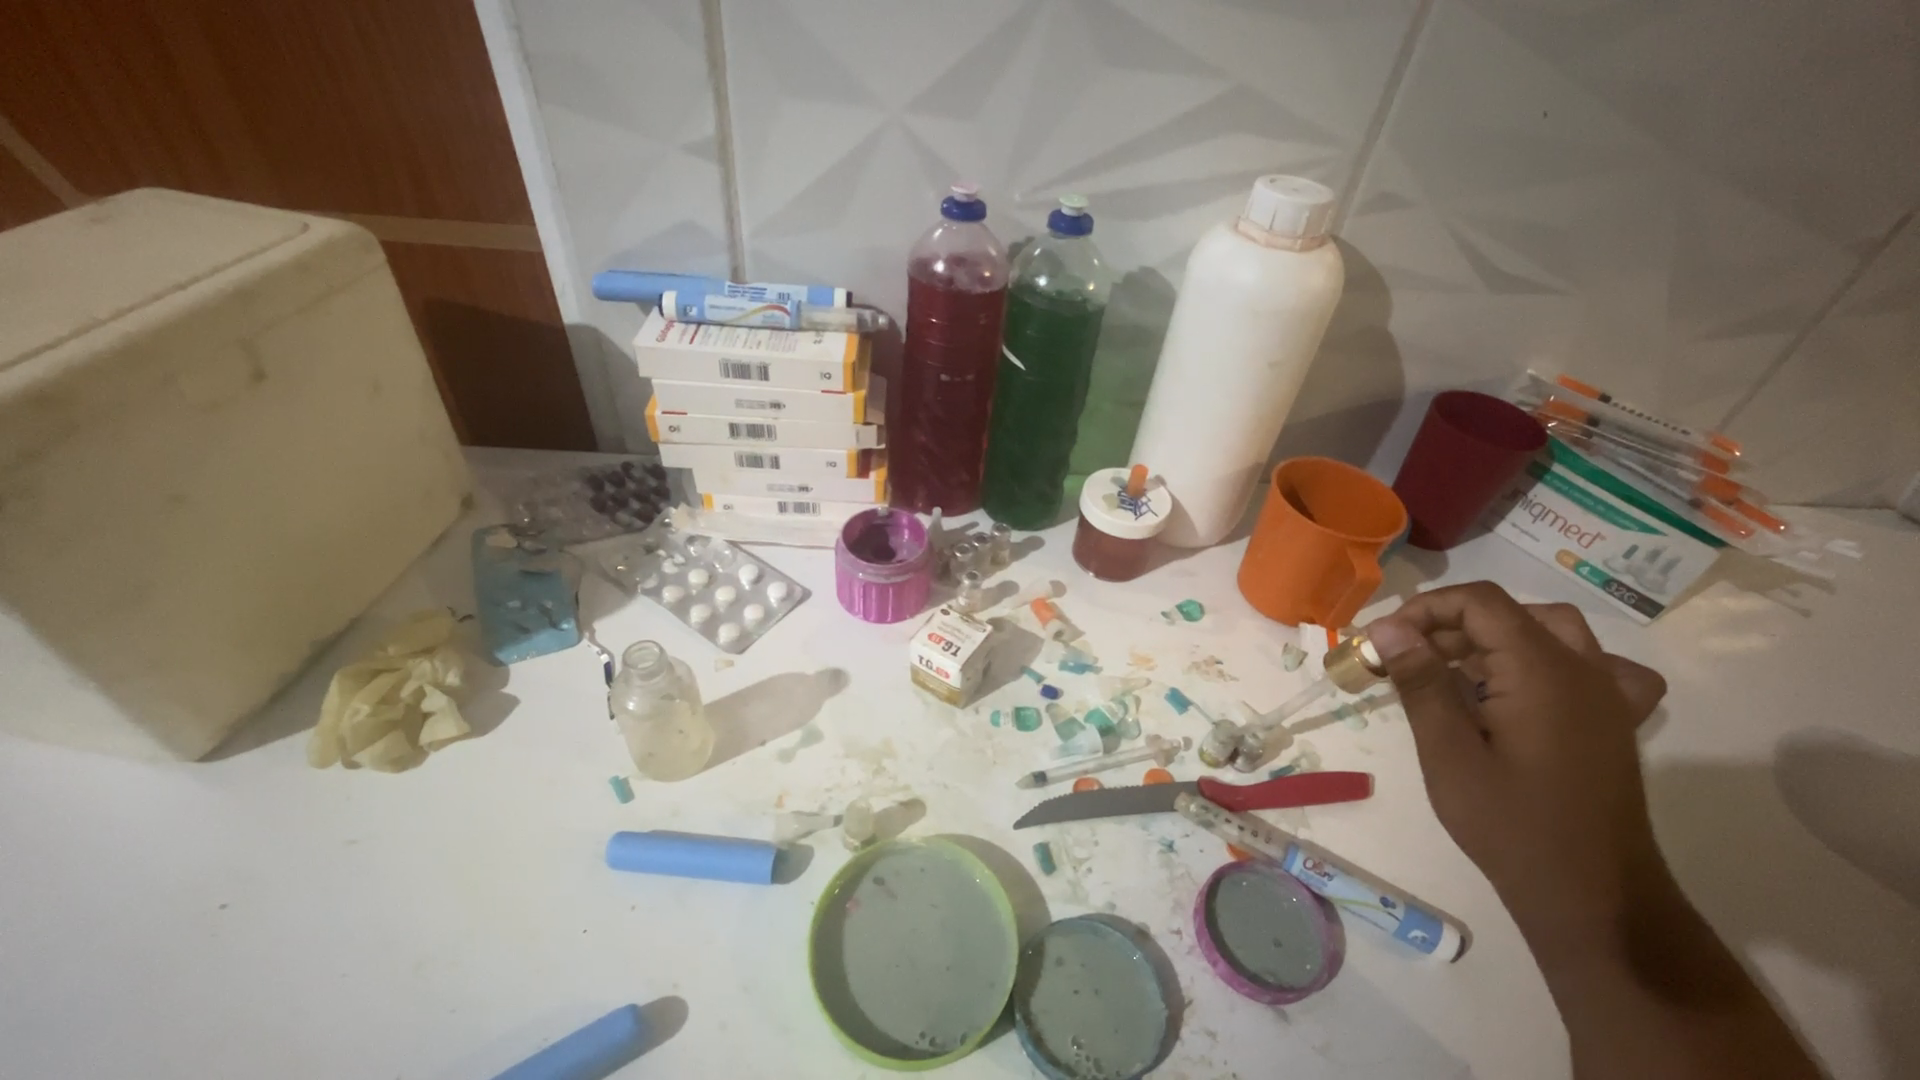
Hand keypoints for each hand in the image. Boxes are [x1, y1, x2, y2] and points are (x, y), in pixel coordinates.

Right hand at [1364, 583, 1668, 955]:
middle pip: (1511, 612)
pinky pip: (1590, 665)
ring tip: (1454, 672)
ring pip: (1550, 631)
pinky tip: (1526, 688)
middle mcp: (1581, 668)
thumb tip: (1390, 627)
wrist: (1595, 896)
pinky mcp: (1613, 721)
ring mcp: (1606, 694)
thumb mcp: (1449, 754)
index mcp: (1540, 669)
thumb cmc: (1511, 825)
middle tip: (1407, 659)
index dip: (1425, 609)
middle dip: (1452, 624)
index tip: (1383, 641)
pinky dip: (1549, 660)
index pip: (1479, 602)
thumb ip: (1421, 683)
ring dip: (1495, 638)